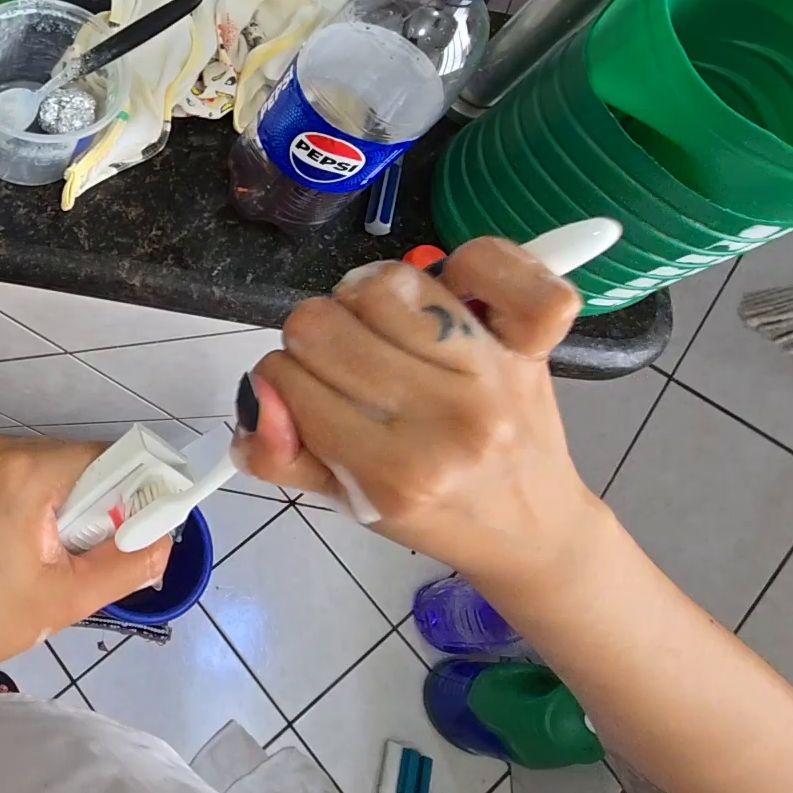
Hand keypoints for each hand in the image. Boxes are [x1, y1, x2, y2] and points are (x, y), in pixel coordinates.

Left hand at [0, 437, 170, 732]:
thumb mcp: (68, 599)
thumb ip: (128, 564)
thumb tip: (165, 539)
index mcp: (24, 471)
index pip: (106, 457)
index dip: (132, 491)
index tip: (137, 530)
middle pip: (77, 462)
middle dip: (95, 506)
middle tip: (82, 557)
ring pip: (50, 469)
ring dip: (65, 506)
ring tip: (47, 559)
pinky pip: (20, 476)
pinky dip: (35, 503)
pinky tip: (22, 547)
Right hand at [234, 237, 607, 587]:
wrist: (533, 529)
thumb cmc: (426, 512)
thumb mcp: (335, 499)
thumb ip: (275, 455)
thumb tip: (259, 394)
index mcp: (391, 471)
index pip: (283, 375)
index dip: (280, 380)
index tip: (305, 399)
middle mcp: (445, 420)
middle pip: (319, 322)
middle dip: (311, 339)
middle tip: (338, 367)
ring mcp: (490, 374)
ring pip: (380, 285)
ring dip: (362, 300)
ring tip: (377, 330)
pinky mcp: (528, 343)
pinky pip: (492, 266)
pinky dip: (472, 264)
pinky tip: (452, 289)